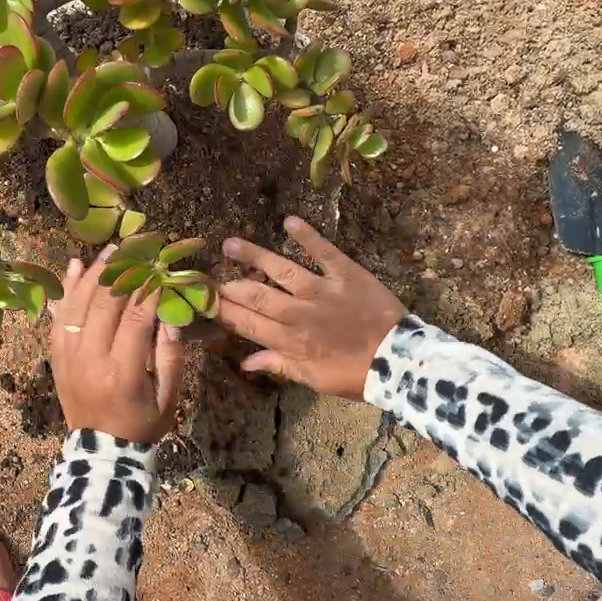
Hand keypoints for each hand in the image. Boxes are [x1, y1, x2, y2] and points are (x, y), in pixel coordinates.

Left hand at [49, 250, 191, 443]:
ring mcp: (69, 358)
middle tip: (139, 249)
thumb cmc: (142, 424)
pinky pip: (59, 317)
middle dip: (123, 272)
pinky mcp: (57, 357)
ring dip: (95, 273)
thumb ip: (171, 358)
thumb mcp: (168, 399)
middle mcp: (90, 361)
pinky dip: (67, 290)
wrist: (101, 451)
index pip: (135, 320)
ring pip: (78, 304)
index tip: (161, 269)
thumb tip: (171, 317)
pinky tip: (76, 266)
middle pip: (104, 305)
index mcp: (122, 374)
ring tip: (112, 249)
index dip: (149, 291)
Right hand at [217, 216, 407, 400]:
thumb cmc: (354, 374)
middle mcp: (299, 313)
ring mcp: (321, 291)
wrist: (396, 362)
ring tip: (230, 243)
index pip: (248, 324)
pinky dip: (307, 235)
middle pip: (257, 296)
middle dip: (230, 286)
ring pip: (281, 270)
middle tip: (210, 277)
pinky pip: (324, 252)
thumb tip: (245, 362)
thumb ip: (279, 366)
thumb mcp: (314, 379)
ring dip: (254, 255)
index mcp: (290, 342)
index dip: (224, 312)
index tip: (204, 302)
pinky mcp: (345, 274)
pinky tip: (289, 220)